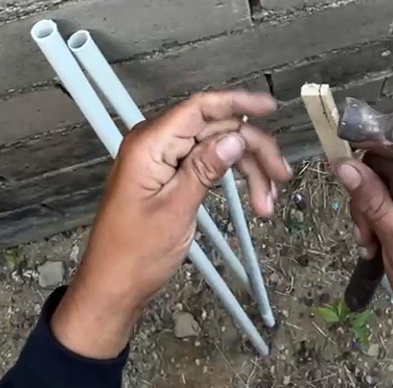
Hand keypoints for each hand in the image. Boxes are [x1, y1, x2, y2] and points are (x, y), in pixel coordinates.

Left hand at [52, 90, 290, 357]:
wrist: (111, 289)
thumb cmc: (135, 255)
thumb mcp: (175, 211)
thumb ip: (205, 169)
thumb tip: (236, 137)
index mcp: (150, 143)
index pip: (200, 108)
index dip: (237, 102)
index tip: (270, 107)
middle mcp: (157, 142)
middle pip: (216, 128)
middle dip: (252, 149)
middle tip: (281, 176)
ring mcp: (164, 158)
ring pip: (218, 147)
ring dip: (248, 169)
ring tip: (268, 201)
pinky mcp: (171, 173)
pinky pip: (208, 163)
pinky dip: (233, 178)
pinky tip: (254, 196)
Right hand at [338, 161, 392, 387]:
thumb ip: (371, 199)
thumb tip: (344, 164)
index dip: (375, 158)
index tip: (350, 172)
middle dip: (370, 196)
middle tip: (363, 230)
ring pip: (391, 184)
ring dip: (372, 212)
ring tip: (369, 242)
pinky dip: (381, 218)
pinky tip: (375, 241)